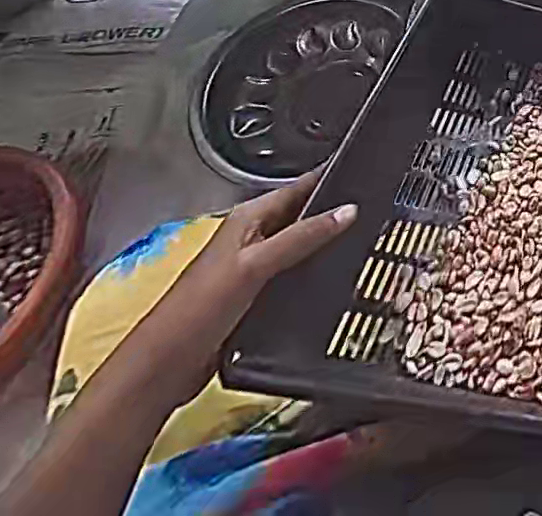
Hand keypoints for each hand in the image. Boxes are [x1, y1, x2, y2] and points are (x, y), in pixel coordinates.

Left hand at [137, 171, 356, 404]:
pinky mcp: (259, 294)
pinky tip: (338, 276)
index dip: (331, 178)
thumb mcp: (256, 265)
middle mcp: (254, 236)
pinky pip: (297, 272)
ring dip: (328, 242)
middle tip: (377, 208)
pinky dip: (317, 270)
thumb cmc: (200, 309)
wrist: (164, 368)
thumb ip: (303, 236)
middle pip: (303, 214)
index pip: (299, 187)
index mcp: (249, 217)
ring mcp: (256, 266)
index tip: (367, 174)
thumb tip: (349, 209)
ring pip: (302, 244)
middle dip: (335, 210)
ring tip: (368, 238)